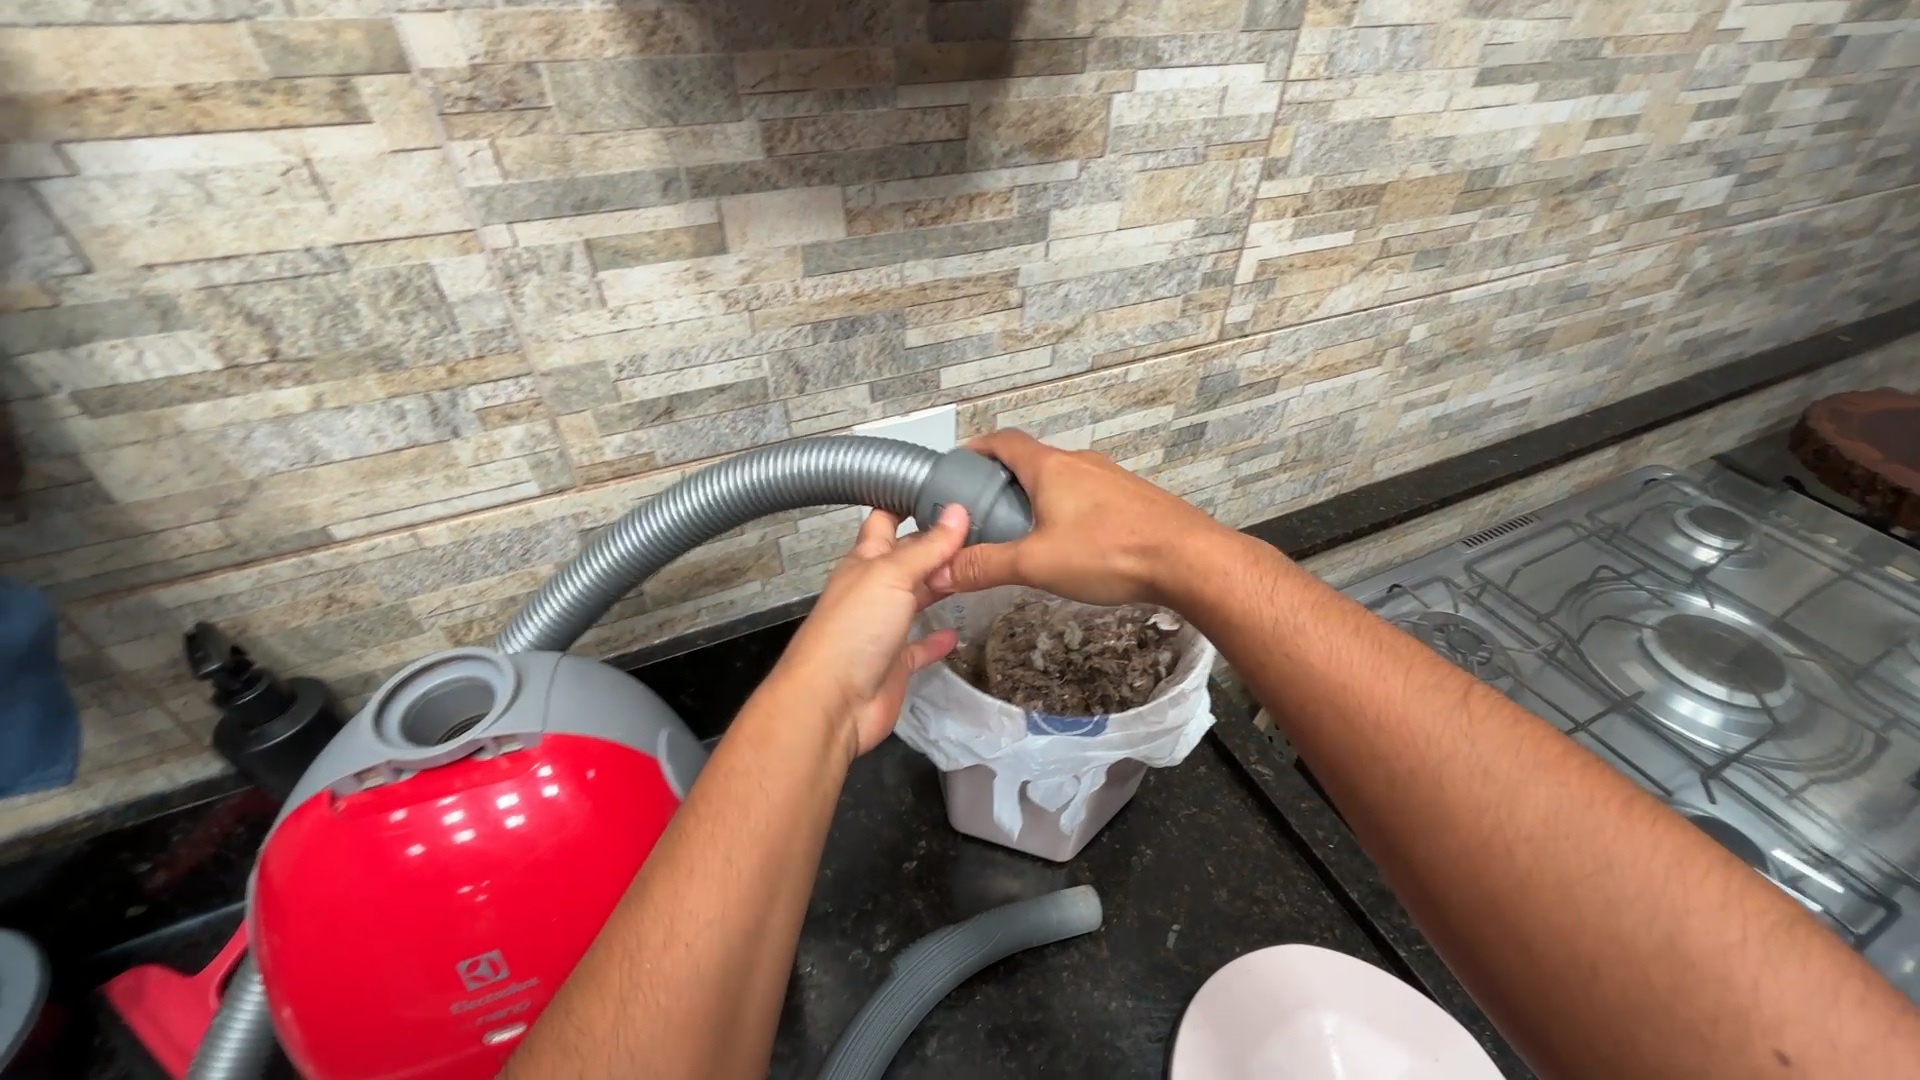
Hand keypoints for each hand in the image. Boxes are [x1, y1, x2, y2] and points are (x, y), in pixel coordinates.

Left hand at [766, 504, 968, 760]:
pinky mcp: (895, 663)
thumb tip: (957, 510)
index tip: (940, 485)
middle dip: (936, 545)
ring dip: (941, 586)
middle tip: (978, 529)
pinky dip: (937, 640)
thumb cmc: (851, 631)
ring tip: (976, 570)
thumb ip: (927, 547)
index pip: (884, 520)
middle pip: (908, 559)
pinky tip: (956, 633)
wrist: (831, 703)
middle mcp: (873, 590)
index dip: (906, 501)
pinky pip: (920, 647)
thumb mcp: (891, 576)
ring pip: (916, 598)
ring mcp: (883, 627)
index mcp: (865, 562)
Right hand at [936, 429, 1226, 605]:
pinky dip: (1069, 509)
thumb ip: (986, 566)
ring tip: (1025, 530)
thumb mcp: (1036, 563)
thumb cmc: (1110, 552)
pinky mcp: (1133, 499)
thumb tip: (941, 572)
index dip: (978, 447)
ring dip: (1039, 496)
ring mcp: (1111, 479)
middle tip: (985, 510)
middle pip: (1033, 460)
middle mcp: (1080, 463)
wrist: (1188, 560)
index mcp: (1050, 467)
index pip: (1004, 441)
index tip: (961, 462)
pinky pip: (1090, 496)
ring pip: (1063, 479)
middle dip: (1005, 480)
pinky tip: (1072, 542)